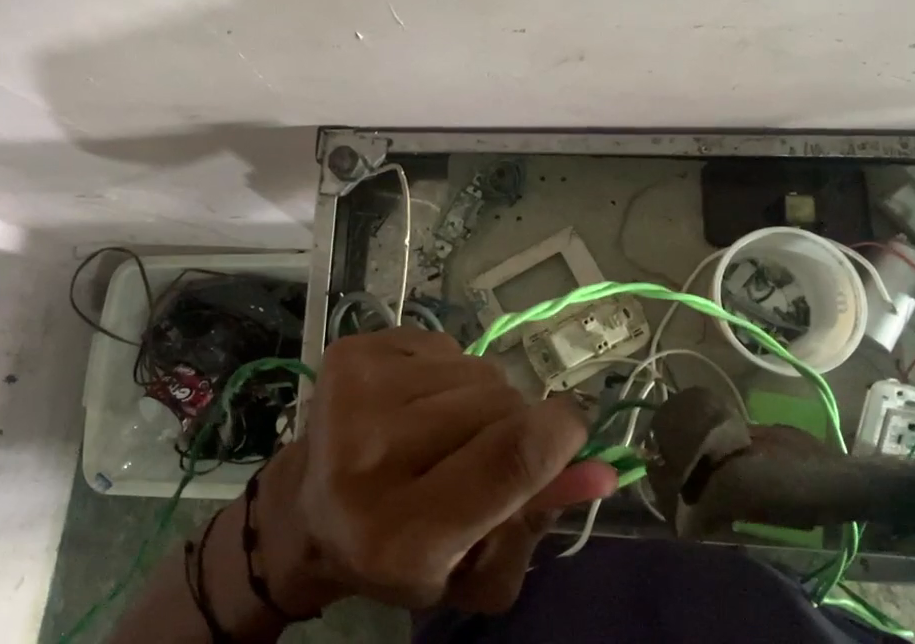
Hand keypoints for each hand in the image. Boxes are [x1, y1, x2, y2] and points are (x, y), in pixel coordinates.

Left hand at [251, 328, 617, 614]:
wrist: (310, 507)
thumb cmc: (400, 551)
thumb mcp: (475, 568)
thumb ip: (538, 519)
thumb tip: (603, 466)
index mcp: (402, 532)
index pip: (509, 457)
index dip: (559, 437)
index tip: (572, 432)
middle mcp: (370, 453)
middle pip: (499, 404)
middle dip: (515, 423)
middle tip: (486, 452)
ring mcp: (355, 392)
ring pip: (476, 369)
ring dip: (481, 397)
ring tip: (445, 431)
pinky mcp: (350, 352)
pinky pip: (444, 345)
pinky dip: (448, 373)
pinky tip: (419, 403)